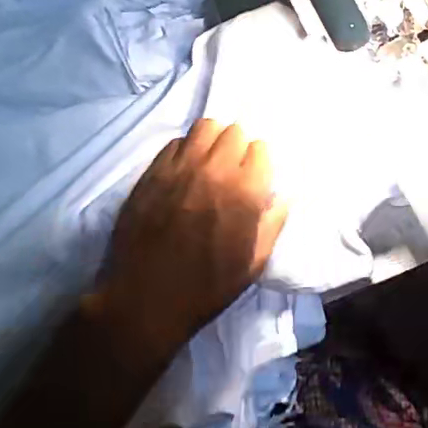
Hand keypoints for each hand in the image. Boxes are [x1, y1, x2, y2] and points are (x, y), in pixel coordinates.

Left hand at [85, 119, 289, 359]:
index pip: (261, 149)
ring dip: (213, 141)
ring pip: (205, 127)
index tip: (254, 180)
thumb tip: (281, 198)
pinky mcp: (152, 172)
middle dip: (238, 148)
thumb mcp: (253, 264)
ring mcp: (179, 168)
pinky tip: (183, 173)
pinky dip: (185, 151)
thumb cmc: (207, 287)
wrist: (146, 300)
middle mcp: (214, 171)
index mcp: (244, 192)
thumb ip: (272, 224)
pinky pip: (175, 142)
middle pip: (234, 131)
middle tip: (233, 171)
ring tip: (209, 163)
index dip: (260, 164)